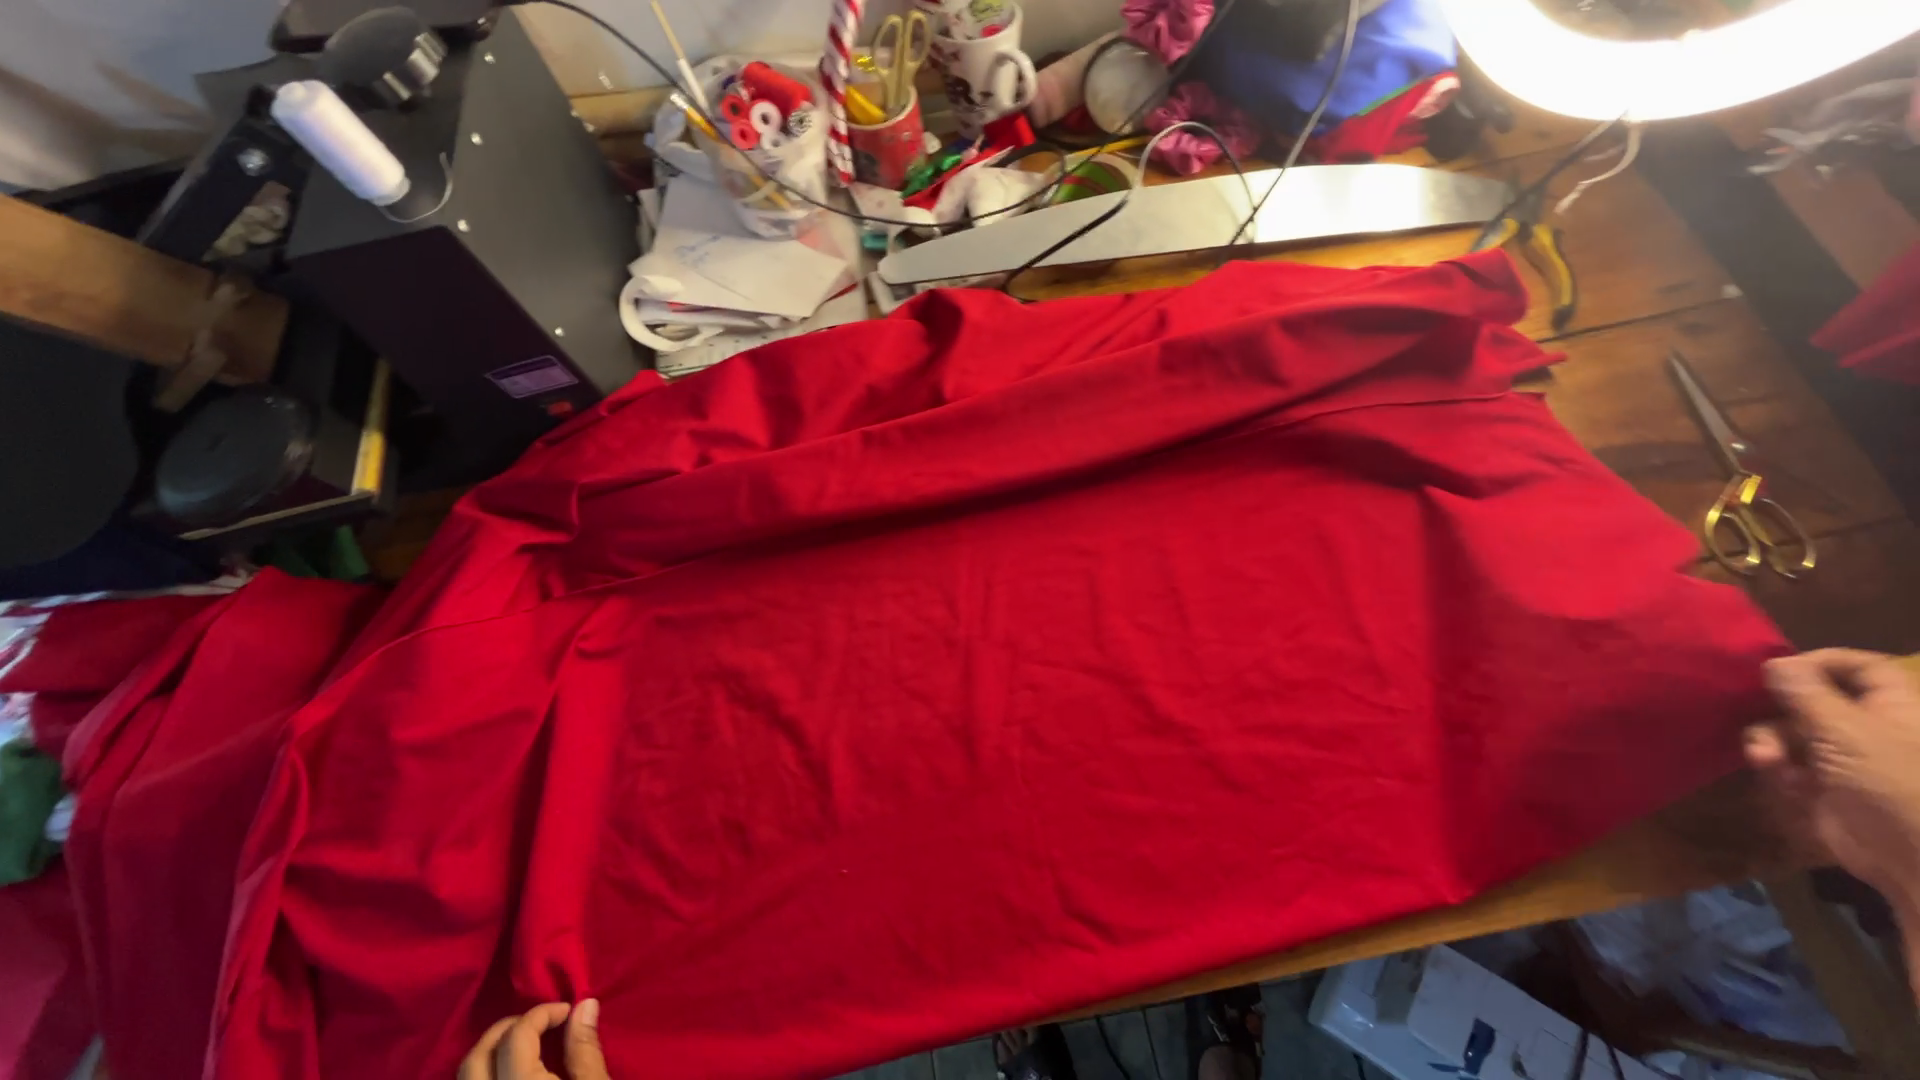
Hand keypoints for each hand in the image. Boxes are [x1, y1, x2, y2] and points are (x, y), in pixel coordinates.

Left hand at [458, 1000, 607, 1079]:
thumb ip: (585, 1049)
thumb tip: (584, 1004)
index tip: (567, 1011)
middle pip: (477, 1057)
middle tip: (539, 1022)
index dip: (542, 1014)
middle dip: (507, 1029)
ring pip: (465, 1079)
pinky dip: (483, 1076)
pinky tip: (506, 1071)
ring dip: (489, 1053)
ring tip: (522, 1045)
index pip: (516, 1037)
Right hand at [1748, 650, 1919, 901]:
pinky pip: (1786, 762)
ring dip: (1770, 741)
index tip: (1779, 669)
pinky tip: (1784, 783)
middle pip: (1812, 699)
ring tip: (1767, 761)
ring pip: (1791, 731)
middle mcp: (1869, 729)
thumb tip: (1776, 661)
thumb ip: (1807, 694)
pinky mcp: (1823, 785)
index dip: (1822, 662)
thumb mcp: (1847, 733)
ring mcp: (1846, 759)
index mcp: (1894, 709)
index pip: (1862, 667)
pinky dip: (1777, 768)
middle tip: (1761, 717)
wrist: (1914, 862)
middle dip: (1779, 710)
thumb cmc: (1895, 786)